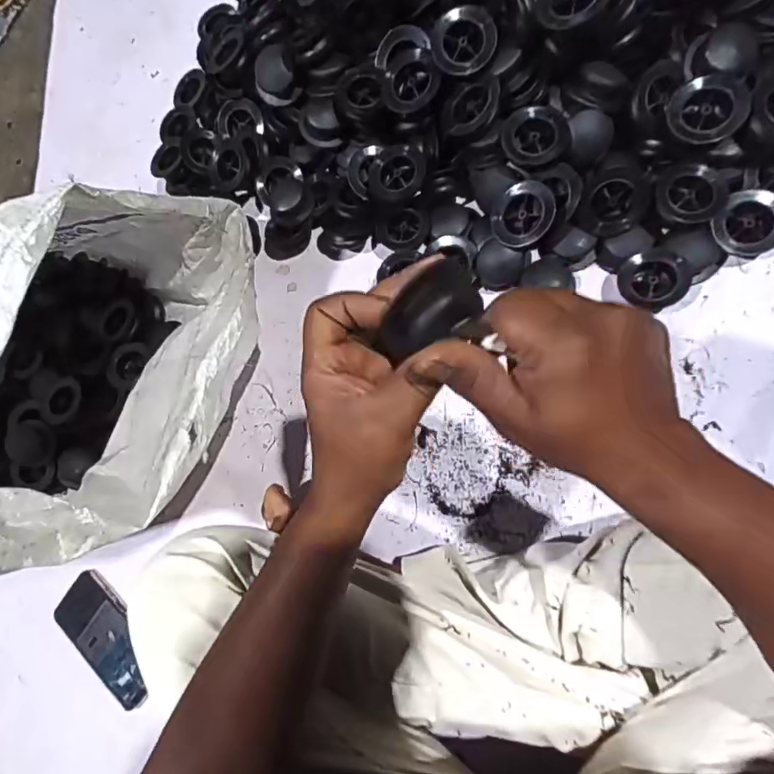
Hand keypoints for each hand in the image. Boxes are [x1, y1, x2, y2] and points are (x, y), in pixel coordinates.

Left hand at [295, 258, 450, 522]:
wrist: (357, 497)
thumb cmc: (356, 465)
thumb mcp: (389, 418)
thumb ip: (418, 379)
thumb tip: (449, 346)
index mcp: (325, 365)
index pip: (328, 312)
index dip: (358, 305)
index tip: (392, 317)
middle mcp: (342, 361)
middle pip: (361, 313)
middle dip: (394, 297)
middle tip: (431, 276)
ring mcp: (364, 371)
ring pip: (383, 328)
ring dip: (410, 312)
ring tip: (441, 291)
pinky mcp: (384, 382)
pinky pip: (401, 349)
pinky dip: (420, 337)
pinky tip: (443, 325)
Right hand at [409, 288, 709, 491]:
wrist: (642, 451)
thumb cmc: (578, 441)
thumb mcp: (512, 416)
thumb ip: (472, 377)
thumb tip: (433, 352)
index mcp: (557, 341)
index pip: (502, 306)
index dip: (491, 331)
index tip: (498, 359)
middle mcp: (592, 318)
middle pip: (533, 297)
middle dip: (521, 328)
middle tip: (530, 370)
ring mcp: (620, 315)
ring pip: (563, 301)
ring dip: (552, 327)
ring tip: (561, 369)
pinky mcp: (639, 318)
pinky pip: (594, 310)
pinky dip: (583, 330)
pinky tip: (587, 363)